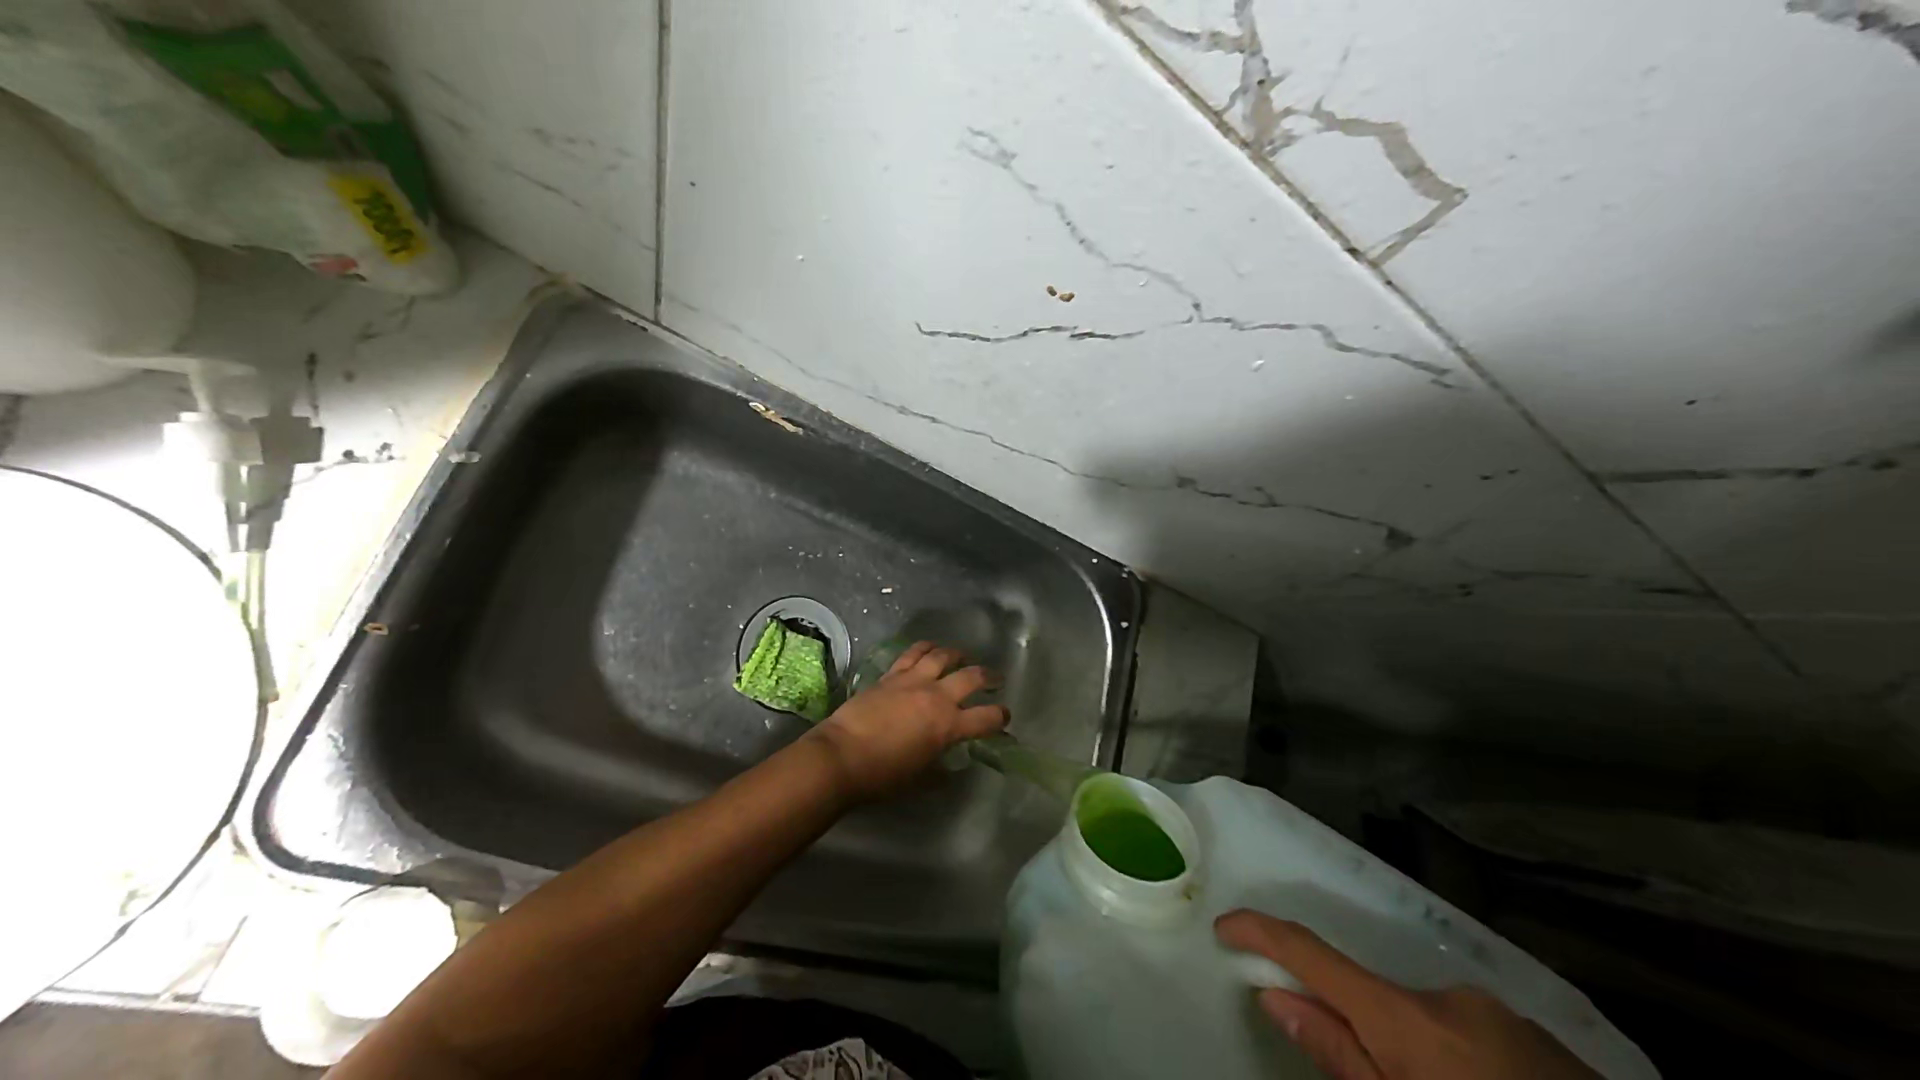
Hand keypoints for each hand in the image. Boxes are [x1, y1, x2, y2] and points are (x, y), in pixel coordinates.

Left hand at [803, 641, 1007, 799]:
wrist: (841, 756)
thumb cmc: (883, 775)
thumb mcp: (921, 778)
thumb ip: (941, 767)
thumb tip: (951, 762)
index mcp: (949, 726)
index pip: (987, 718)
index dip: (1000, 718)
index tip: (1004, 718)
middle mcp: (937, 697)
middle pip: (972, 677)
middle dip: (989, 676)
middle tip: (995, 678)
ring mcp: (913, 681)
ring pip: (943, 656)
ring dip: (958, 655)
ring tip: (964, 657)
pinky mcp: (891, 675)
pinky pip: (913, 653)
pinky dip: (926, 647)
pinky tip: (931, 648)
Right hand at [1215, 911, 1599, 1079]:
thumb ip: (1338, 1056)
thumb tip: (1276, 997)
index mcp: (1410, 1019)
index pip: (1315, 955)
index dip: (1263, 934)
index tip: (1225, 926)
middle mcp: (1453, 998)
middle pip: (1377, 997)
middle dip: (1361, 1029)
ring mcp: (1505, 1014)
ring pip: (1429, 1019)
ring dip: (1417, 1052)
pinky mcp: (1546, 1038)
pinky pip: (1474, 1033)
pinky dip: (1460, 1059)